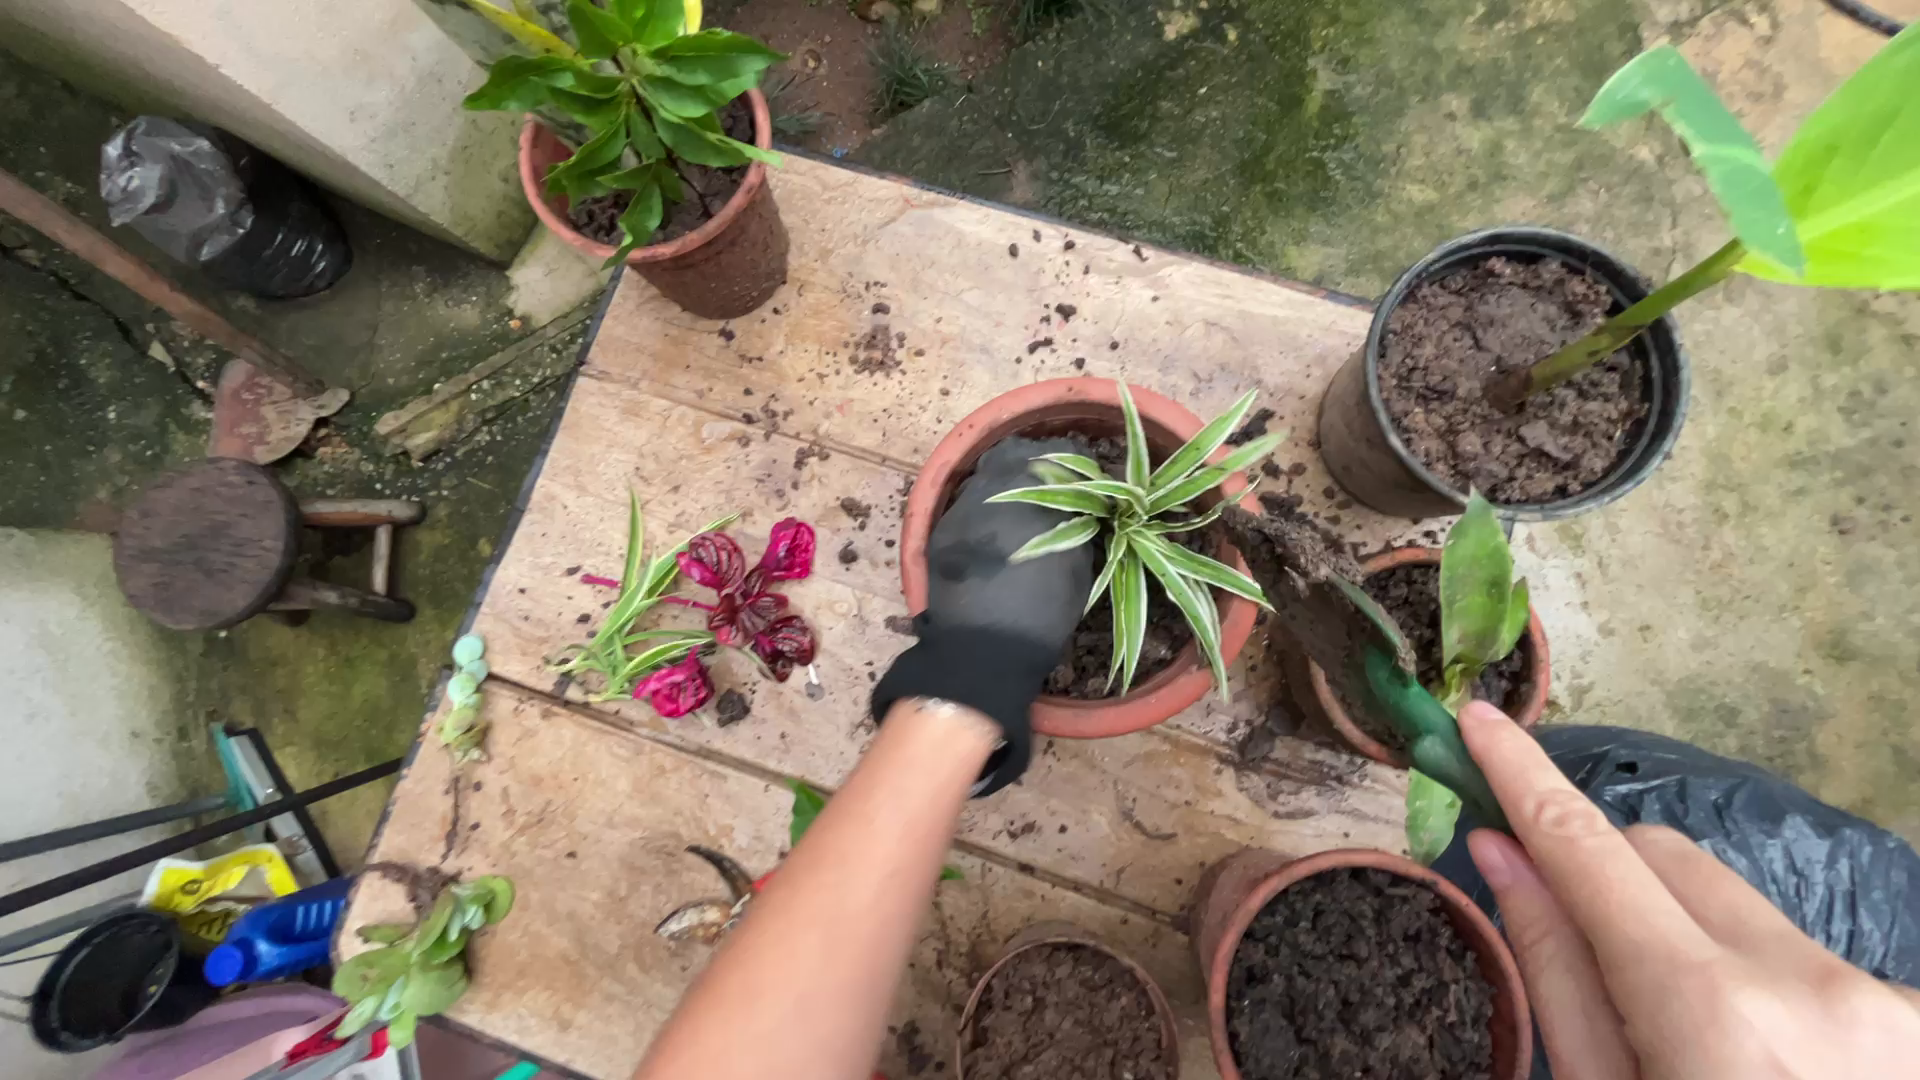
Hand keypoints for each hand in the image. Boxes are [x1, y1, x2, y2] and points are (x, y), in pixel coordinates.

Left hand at [921, 436, 1095, 649]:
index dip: (1074, 463)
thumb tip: (1081, 506)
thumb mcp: (1079, 565)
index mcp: (1038, 494)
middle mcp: (996, 488)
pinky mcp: (941, 527)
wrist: (983, 648)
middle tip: (1049, 482)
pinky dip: (984, 507)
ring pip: (987, 474)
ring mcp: (963, 505)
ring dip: (1006, 481)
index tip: (1081, 477)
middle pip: (1016, 453)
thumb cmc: (1043, 612)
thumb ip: (1079, 524)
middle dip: (1035, 461)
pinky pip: (967, 502)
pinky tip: (993, 530)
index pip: (1061, 455)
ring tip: (1020, 506)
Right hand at [1458, 700, 1919, 1079]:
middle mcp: (1813, 982)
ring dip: (1686, 925)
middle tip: (1574, 924)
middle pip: (1662, 852)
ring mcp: (1898, 1006)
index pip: (1583, 844)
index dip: (1519, 774)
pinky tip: (1778, 1062)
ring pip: (1737, 902)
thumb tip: (1499, 850)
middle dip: (1603, 866)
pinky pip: (1807, 955)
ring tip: (1701, 1033)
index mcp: (1707, 1006)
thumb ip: (1554, 966)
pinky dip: (1760, 975)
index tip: (1475, 718)